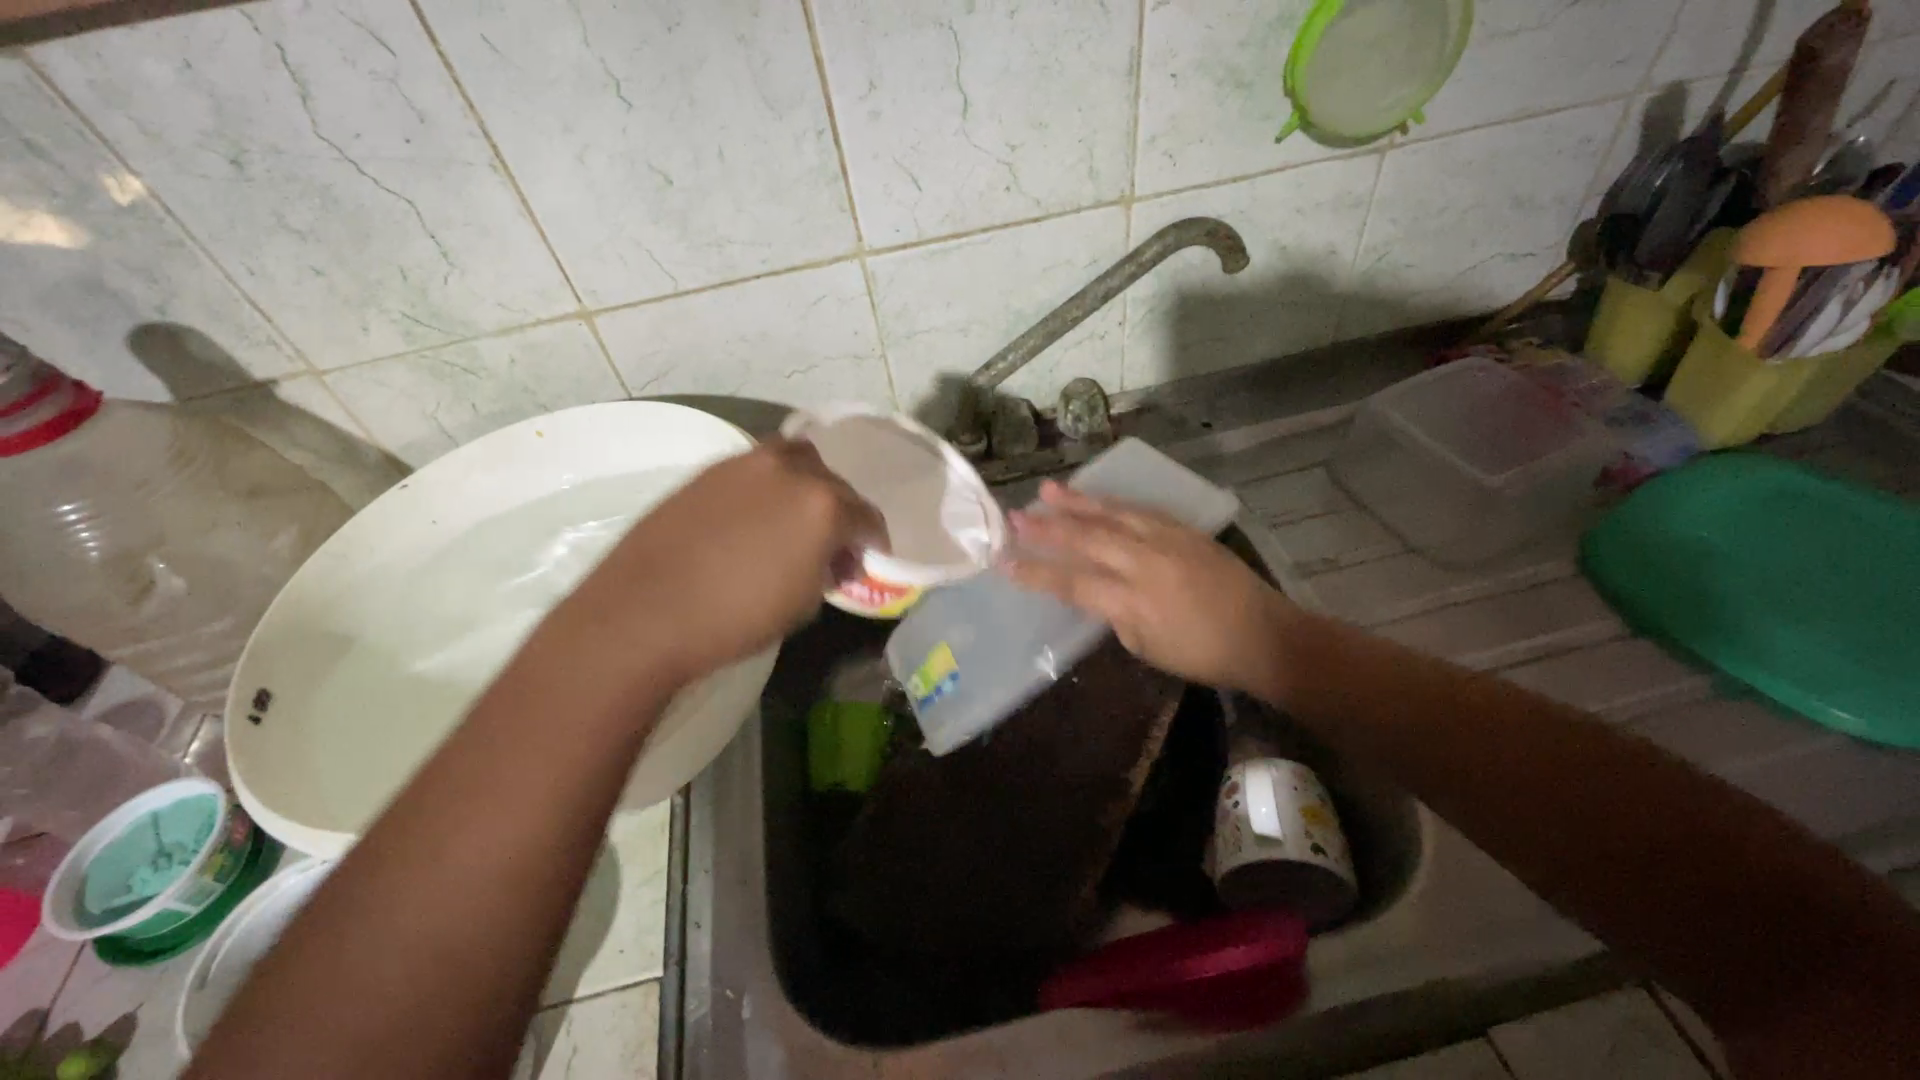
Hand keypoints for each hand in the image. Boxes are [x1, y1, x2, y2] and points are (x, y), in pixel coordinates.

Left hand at [540, 438, 883, 689]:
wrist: (645, 611)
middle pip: (835, 483)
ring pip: (796, 462)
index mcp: (824, 505)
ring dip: (806, 488)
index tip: (866, 562)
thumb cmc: (736, 618)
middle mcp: (792, 470)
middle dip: (841, 513)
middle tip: (831, 547)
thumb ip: (828, 570)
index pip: (868, 517)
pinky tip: (754, 519)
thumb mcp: (803, 604)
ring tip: (794, 522)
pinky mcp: (709, 470)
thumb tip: (831, 559)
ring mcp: (746, 463)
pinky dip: (769, 487)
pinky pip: (757, 469)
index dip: (873, 543)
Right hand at [1003, 482, 1296, 692]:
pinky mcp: (1185, 530)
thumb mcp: (1147, 647)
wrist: (1264, 635)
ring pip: (1112, 515)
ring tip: (1047, 490)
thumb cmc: (1203, 655)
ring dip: (1076, 503)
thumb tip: (1097, 592)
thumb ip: (1115, 615)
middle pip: (1086, 539)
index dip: (1034, 571)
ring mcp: (1166, 540)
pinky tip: (1096, 498)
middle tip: (1014, 516)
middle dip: (1047, 528)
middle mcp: (1144, 562)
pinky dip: (1113, 503)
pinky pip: (1140, 510)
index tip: (1003, 561)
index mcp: (1131, 600)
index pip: (1070, 581)